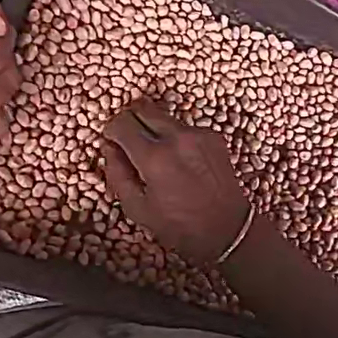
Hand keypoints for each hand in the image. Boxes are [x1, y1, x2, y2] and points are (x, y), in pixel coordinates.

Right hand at [102, 99, 251, 262]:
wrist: (228, 229)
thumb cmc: (180, 226)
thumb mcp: (138, 208)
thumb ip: (117, 174)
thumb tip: (109, 148)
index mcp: (155, 158)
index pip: (122, 123)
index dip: (111, 131)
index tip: (112, 141)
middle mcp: (177, 138)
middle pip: (142, 109)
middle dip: (130, 122)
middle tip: (128, 142)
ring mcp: (198, 134)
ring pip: (164, 117)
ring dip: (153, 130)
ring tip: (157, 158)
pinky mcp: (213, 136)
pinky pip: (184, 128)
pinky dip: (176, 138)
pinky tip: (180, 162)